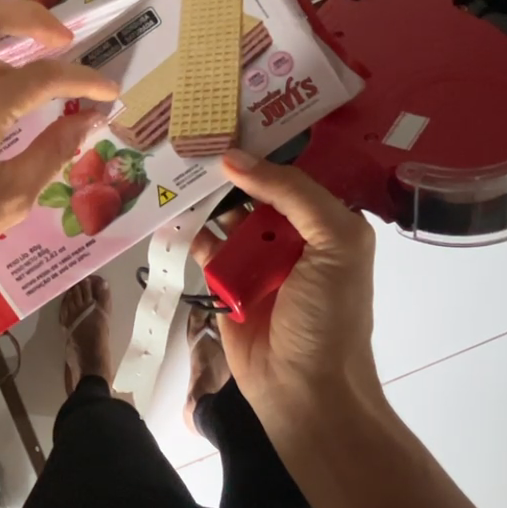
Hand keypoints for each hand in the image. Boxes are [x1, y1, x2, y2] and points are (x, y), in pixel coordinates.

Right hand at [190, 150, 382, 429]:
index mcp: (326, 222)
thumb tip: (235, 159)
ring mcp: (255, 259)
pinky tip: (172, 216)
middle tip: (190, 137)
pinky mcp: (223, 282)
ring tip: (174, 170)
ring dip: (204, 198)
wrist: (304, 390)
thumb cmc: (330, 316)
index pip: (294, 173)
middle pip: (254, 191)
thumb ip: (292, 194)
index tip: (228, 117)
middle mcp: (291, 236)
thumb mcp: (335, 243)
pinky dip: (190, 232)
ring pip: (225, 215)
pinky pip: (205, 247)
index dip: (265, 148)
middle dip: (227, 170)